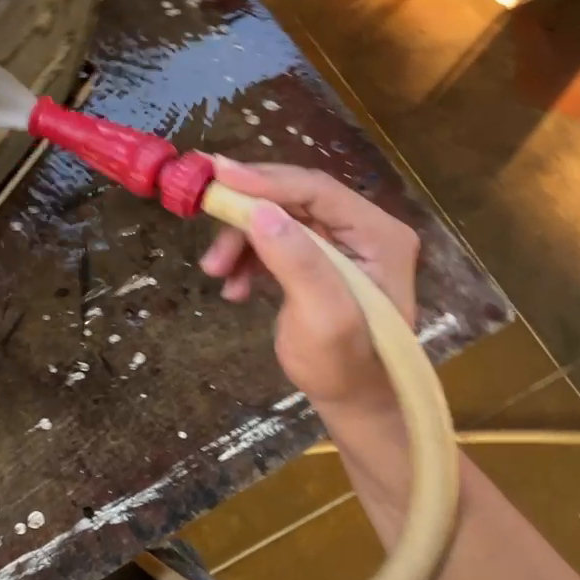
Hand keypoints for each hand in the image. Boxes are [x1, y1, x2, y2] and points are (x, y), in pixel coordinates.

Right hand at [199, 159, 419, 413]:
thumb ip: (296, 261)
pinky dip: (246, 259)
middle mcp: (361, 229)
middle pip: (291, 199)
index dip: (263, 180)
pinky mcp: (316, 260)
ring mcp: (338, 244)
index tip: (215, 175)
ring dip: (239, 240)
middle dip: (245, 212)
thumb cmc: (344, 365)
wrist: (353, 404)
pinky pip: (271, 240)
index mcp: (378, 234)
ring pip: (275, 219)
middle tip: (201, 209)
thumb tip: (257, 210)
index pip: (315, 190)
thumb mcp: (322, 316)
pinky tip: (234, 288)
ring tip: (215, 272)